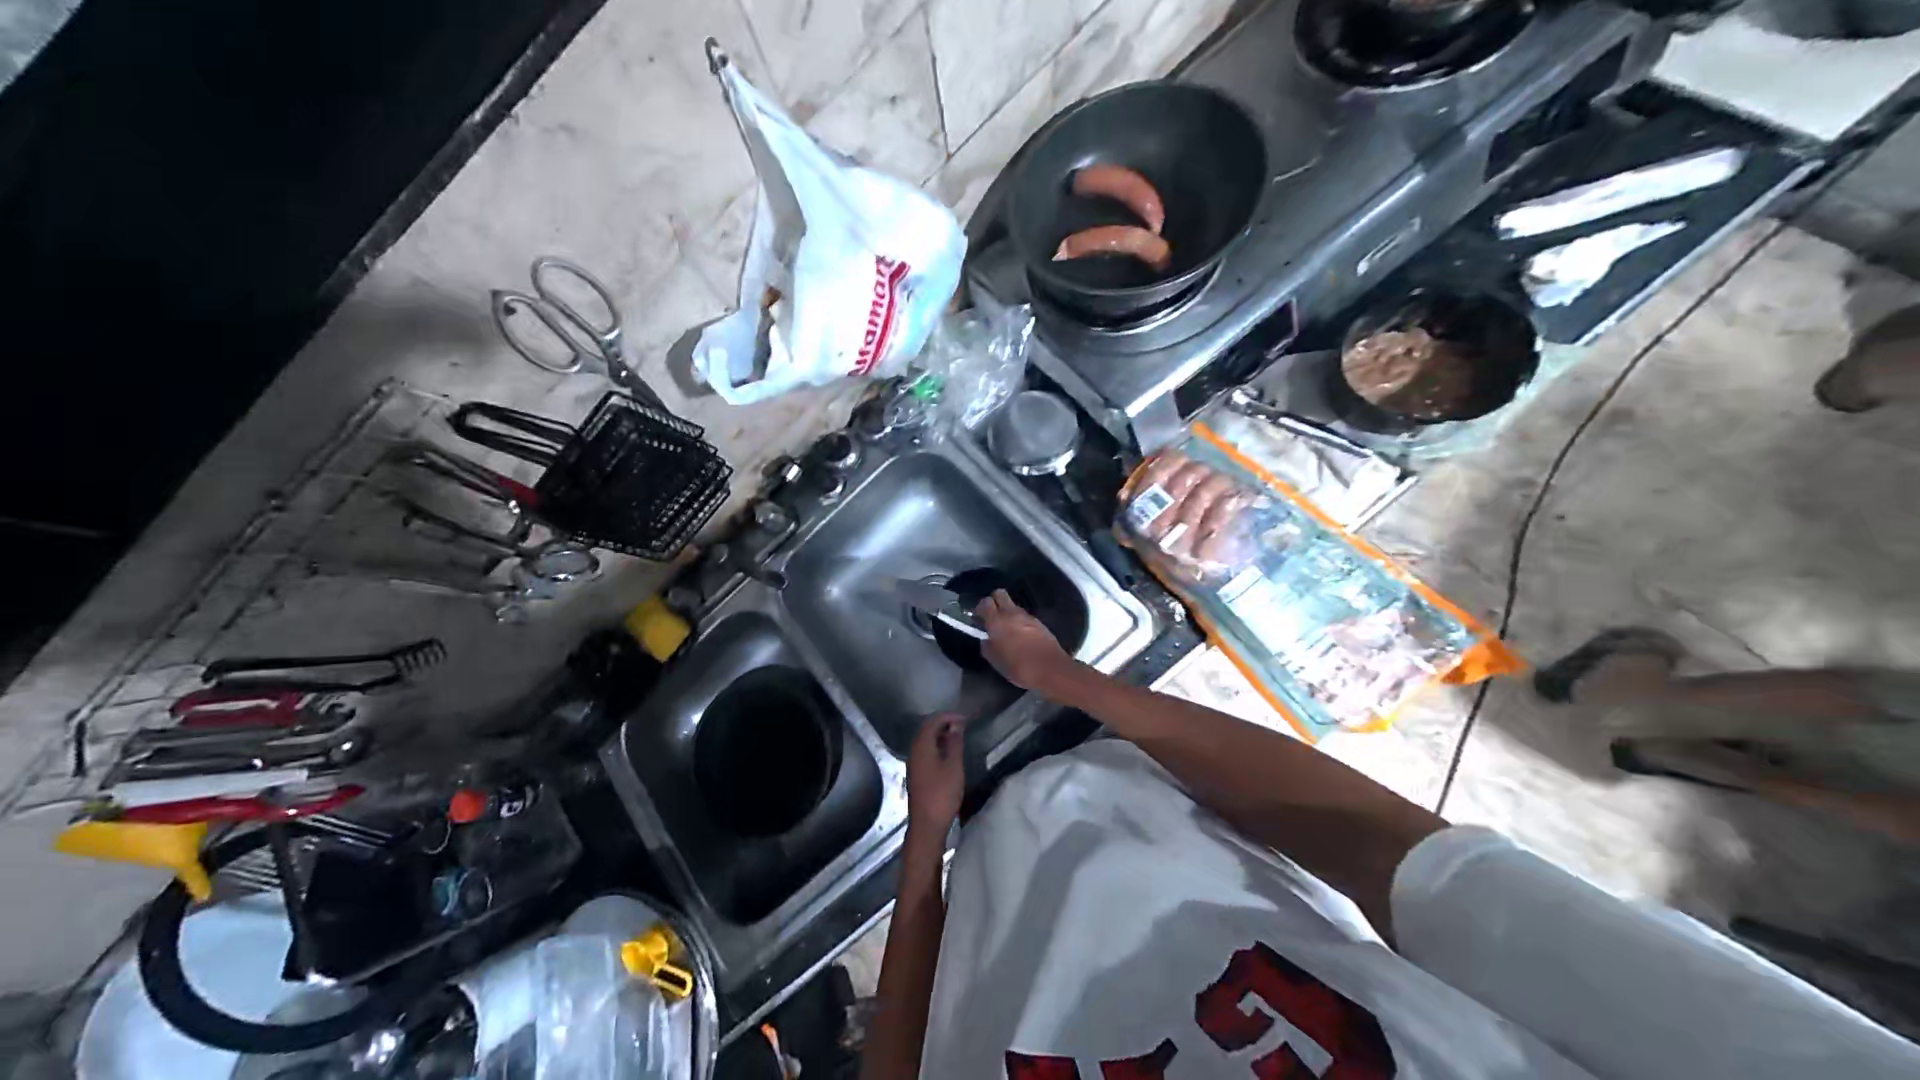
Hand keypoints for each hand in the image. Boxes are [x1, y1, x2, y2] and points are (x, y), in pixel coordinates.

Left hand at [906, 713, 965, 832]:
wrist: (927, 824)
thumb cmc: (942, 794)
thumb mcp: (953, 766)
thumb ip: (954, 743)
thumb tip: (955, 725)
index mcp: (921, 746)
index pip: (932, 722)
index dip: (948, 717)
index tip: (964, 718)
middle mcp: (914, 752)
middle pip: (926, 730)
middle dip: (943, 724)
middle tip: (962, 725)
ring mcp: (914, 764)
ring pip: (926, 742)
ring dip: (940, 736)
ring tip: (958, 737)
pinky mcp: (917, 774)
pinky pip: (926, 752)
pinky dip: (937, 747)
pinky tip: (949, 753)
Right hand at [975, 590, 1077, 693]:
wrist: (1051, 669)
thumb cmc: (1019, 667)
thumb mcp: (996, 662)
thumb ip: (987, 647)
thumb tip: (986, 640)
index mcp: (997, 621)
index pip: (985, 602)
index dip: (980, 607)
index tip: (978, 617)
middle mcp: (1012, 614)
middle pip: (1000, 594)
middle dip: (994, 600)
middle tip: (992, 615)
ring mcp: (1028, 617)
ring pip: (1013, 606)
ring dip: (1008, 612)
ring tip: (1007, 629)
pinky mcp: (1040, 623)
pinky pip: (1025, 617)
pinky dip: (1020, 621)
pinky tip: (1021, 636)